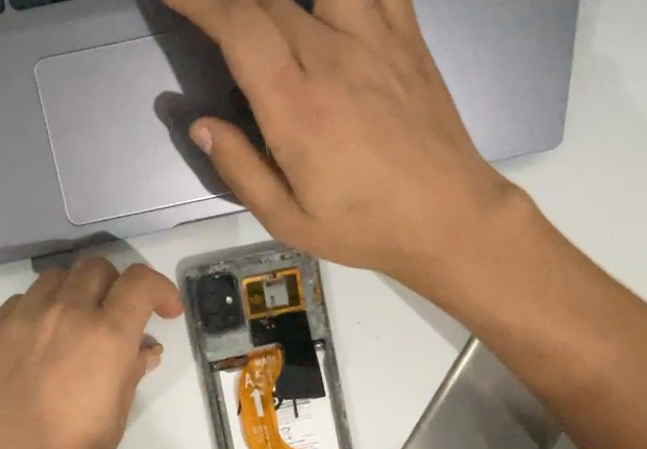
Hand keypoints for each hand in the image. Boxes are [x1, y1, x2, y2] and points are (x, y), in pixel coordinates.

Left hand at [0, 258, 183, 448]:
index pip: (141, 282)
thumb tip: (142, 350)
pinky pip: (23, 299)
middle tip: (120, 319)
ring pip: (57, 277)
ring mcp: (24, 316)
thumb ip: (130, 373)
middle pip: (97, 268)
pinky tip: (42, 340)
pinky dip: (42, 308)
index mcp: (106, 335)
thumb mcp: (114, 418)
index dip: (161, 290)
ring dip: (77, 291)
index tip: (166, 312)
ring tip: (79, 324)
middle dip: (117, 287)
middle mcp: (66, 312)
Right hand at [162, 0, 527, 291]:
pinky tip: (326, 6)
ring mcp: (374, 38)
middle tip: (208, 6)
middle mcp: (332, 57)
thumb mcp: (289, 221)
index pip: (237, 26)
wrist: (448, 216)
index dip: (198, 0)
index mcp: (297, 107)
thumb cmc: (364, 227)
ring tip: (262, 7)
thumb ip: (240, 169)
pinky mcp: (405, 33)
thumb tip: (200, 125)